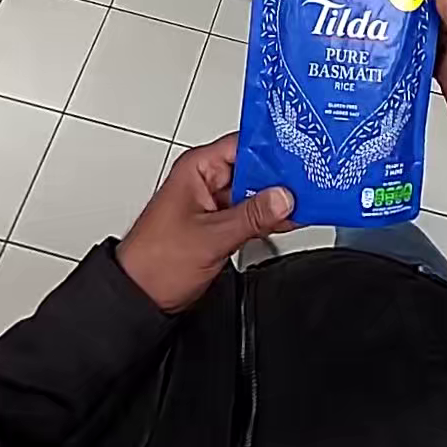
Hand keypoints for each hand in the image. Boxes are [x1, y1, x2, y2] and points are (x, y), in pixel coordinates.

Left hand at [116, 133, 294, 311]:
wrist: (136, 302)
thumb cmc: (154, 263)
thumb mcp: (210, 237)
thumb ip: (251, 216)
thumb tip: (284, 197)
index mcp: (198, 168)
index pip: (242, 144)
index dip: (271, 146)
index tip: (298, 150)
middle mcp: (206, 179)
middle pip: (253, 166)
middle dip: (279, 174)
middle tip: (310, 176)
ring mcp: (214, 202)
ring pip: (254, 190)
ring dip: (276, 197)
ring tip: (306, 196)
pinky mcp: (219, 223)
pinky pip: (250, 211)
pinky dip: (269, 216)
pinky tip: (291, 218)